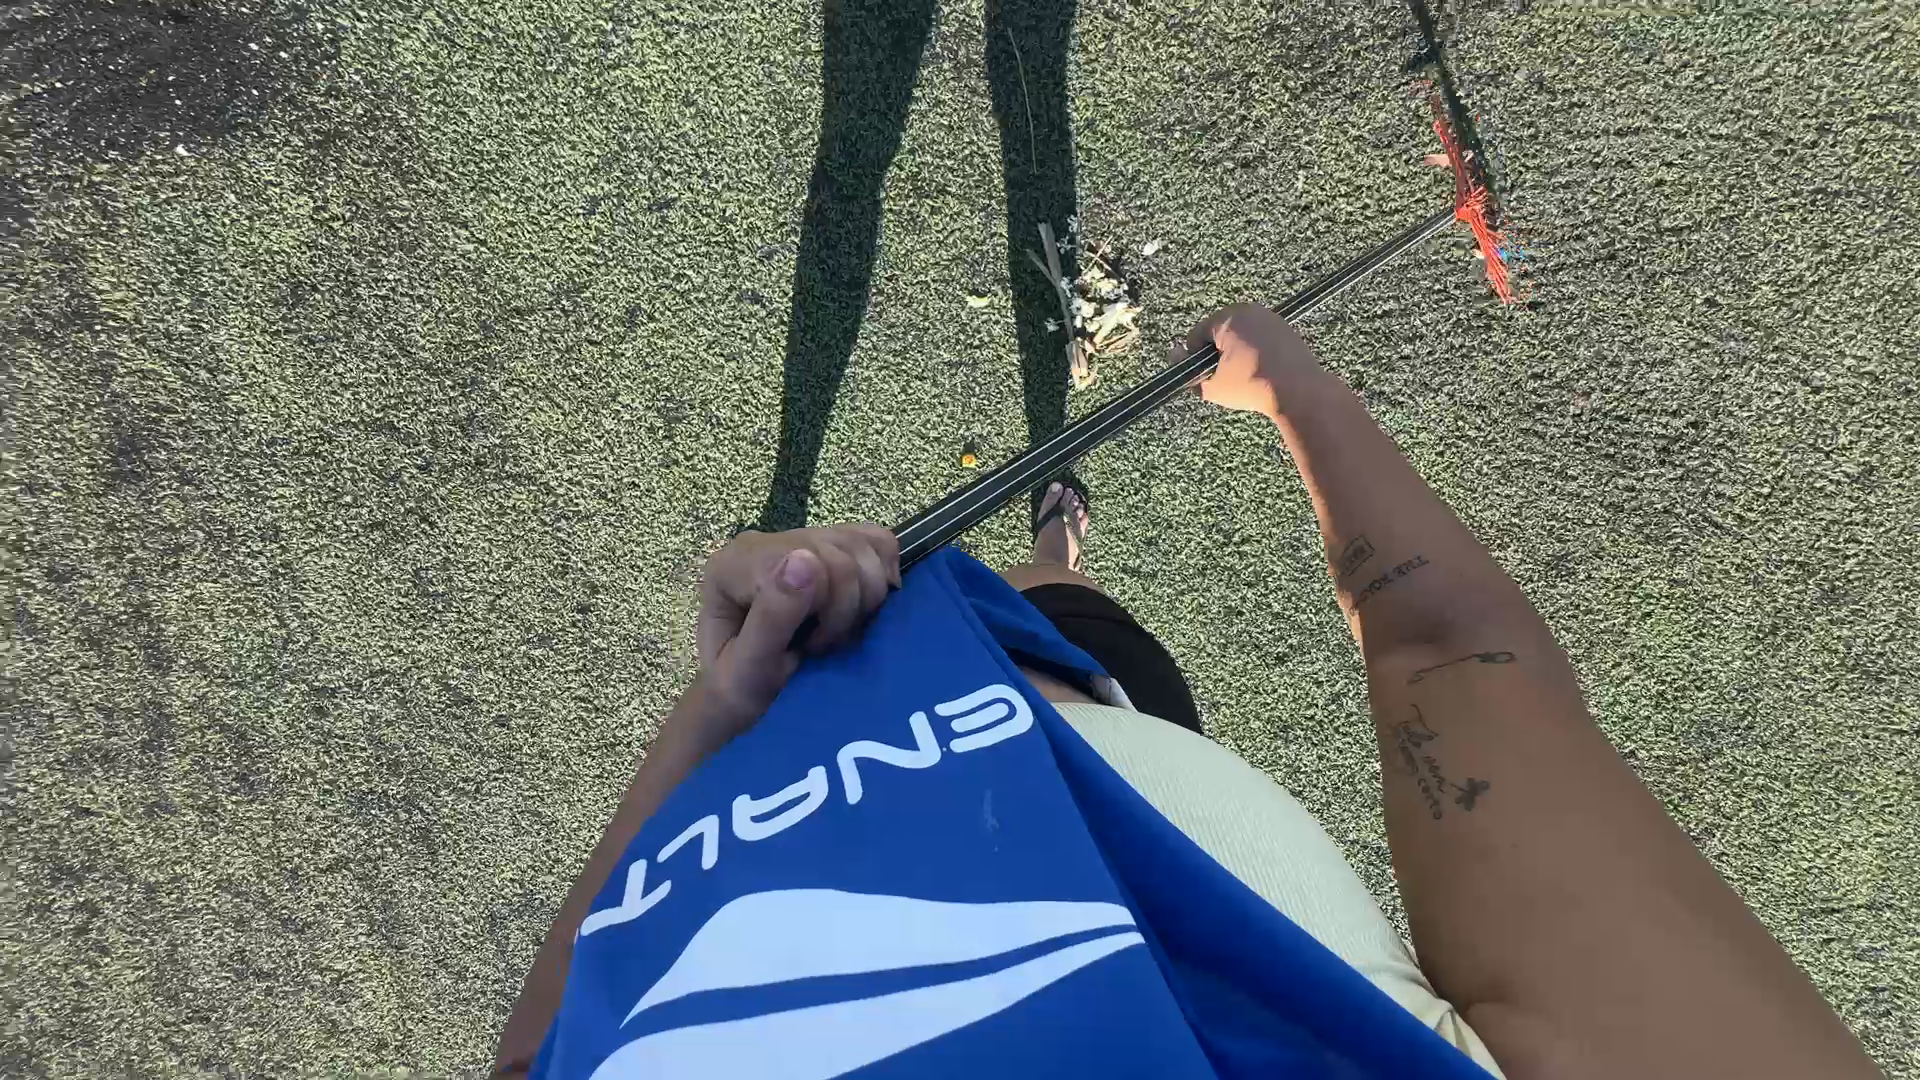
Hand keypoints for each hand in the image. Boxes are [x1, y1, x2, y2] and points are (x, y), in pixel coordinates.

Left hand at [688, 524, 900, 739]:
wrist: (740, 695)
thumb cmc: (740, 690)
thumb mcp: (750, 670)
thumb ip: (773, 617)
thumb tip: (805, 560)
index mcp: (735, 565)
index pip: (812, 560)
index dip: (831, 609)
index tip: (812, 648)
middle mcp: (763, 541)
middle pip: (844, 552)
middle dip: (849, 608)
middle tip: (824, 643)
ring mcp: (795, 538)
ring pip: (865, 544)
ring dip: (867, 595)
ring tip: (840, 627)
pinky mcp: (822, 544)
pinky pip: (874, 538)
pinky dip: (884, 569)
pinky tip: (867, 601)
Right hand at [1180, 303, 1317, 417]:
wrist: (1297, 391)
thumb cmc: (1251, 385)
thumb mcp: (1210, 386)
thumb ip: (1186, 372)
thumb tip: (1174, 356)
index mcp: (1228, 318)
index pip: (1197, 334)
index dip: (1193, 357)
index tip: (1199, 374)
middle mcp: (1250, 310)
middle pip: (1219, 331)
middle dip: (1215, 352)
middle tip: (1219, 377)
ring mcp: (1270, 318)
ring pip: (1239, 334)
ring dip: (1233, 352)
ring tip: (1238, 376)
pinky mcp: (1285, 329)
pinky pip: (1258, 338)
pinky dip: (1252, 352)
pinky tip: (1256, 372)